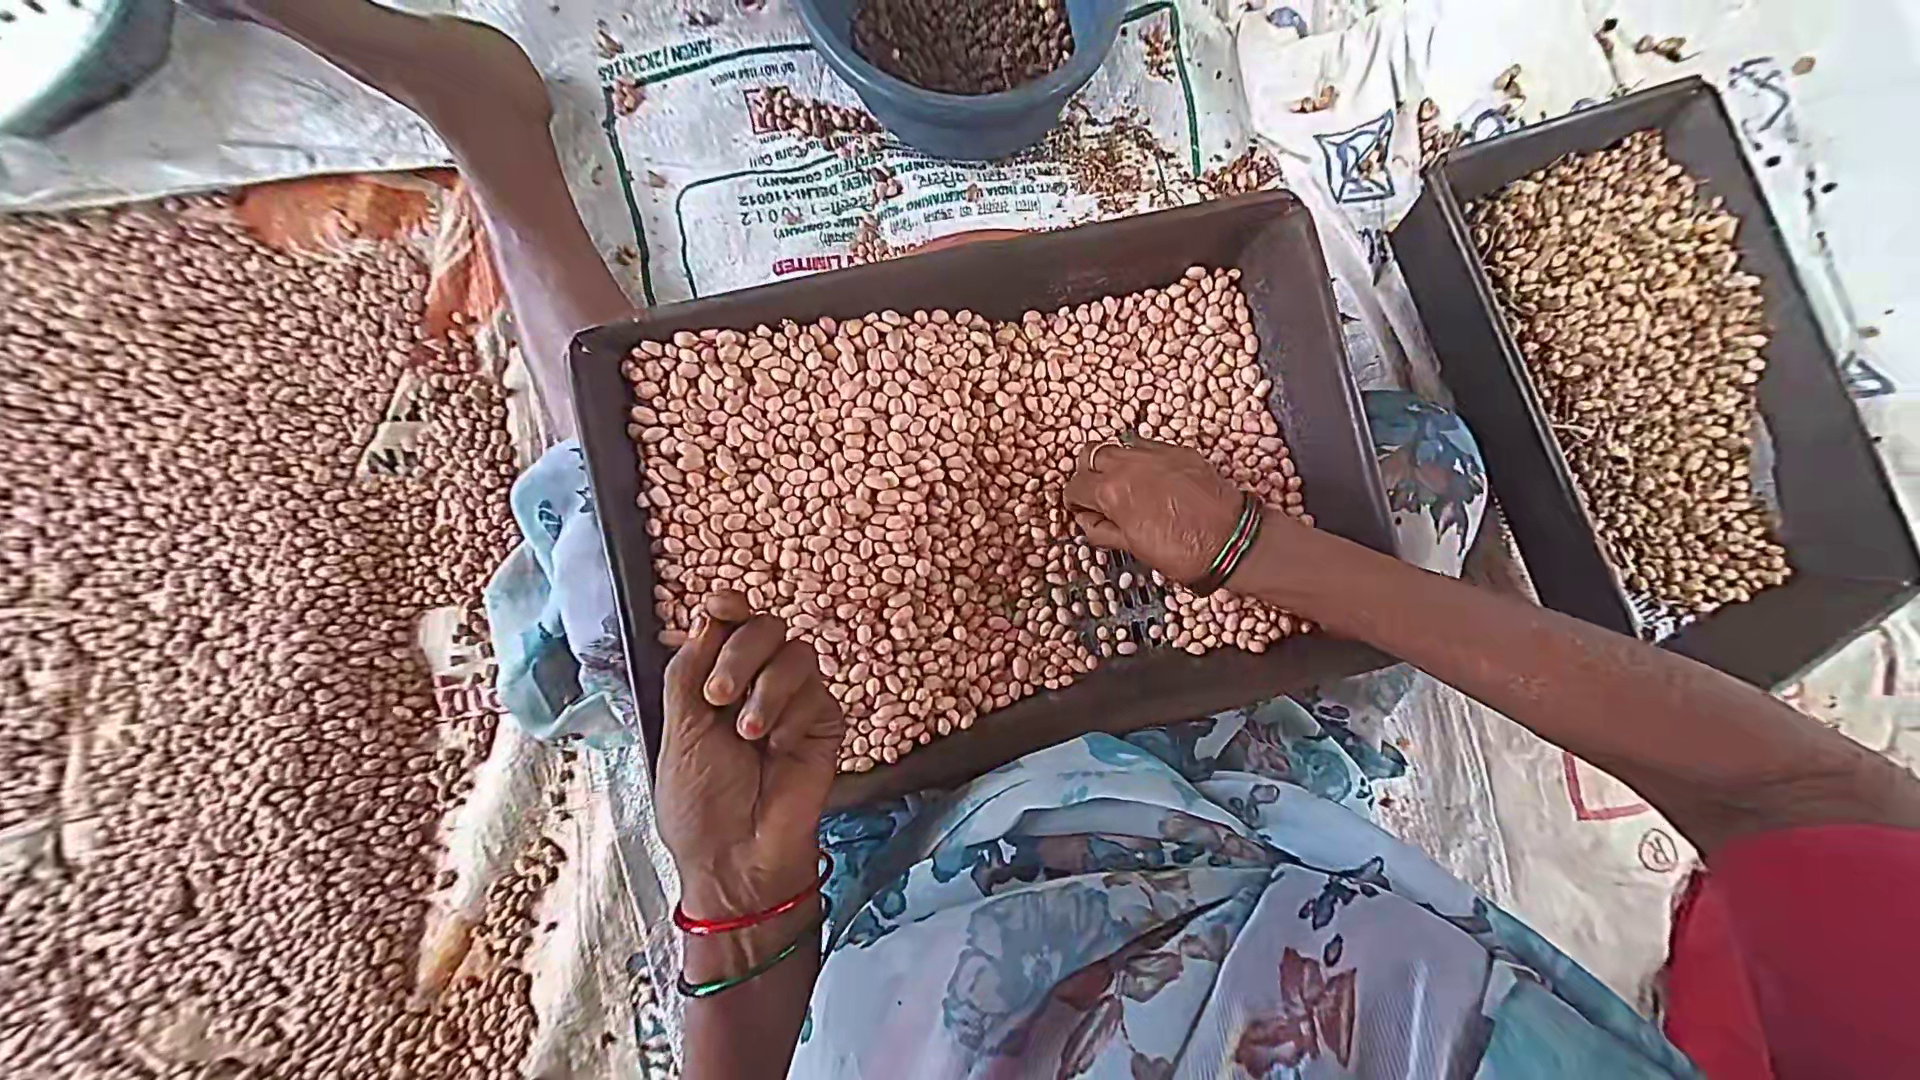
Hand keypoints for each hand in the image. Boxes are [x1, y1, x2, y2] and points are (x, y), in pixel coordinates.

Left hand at [656, 591, 844, 919]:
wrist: (735, 854)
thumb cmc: (699, 799)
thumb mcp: (679, 729)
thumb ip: (690, 668)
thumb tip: (708, 616)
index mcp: (721, 679)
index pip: (733, 625)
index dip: (731, 607)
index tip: (720, 606)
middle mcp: (761, 681)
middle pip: (767, 627)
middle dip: (742, 653)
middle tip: (718, 697)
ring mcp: (796, 699)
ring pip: (797, 653)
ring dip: (767, 690)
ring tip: (748, 733)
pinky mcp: (825, 720)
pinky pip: (817, 694)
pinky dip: (791, 718)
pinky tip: (777, 750)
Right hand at [1063, 437, 1246, 584]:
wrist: (1232, 541)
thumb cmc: (1183, 551)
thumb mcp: (1132, 547)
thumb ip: (1102, 530)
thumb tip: (1088, 520)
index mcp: (1111, 491)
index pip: (1075, 486)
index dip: (1074, 501)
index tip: (1081, 509)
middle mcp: (1129, 465)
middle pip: (1089, 455)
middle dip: (1088, 474)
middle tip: (1097, 494)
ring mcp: (1155, 454)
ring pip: (1117, 446)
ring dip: (1112, 463)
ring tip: (1123, 486)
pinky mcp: (1178, 452)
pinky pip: (1146, 447)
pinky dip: (1140, 460)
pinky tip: (1150, 480)